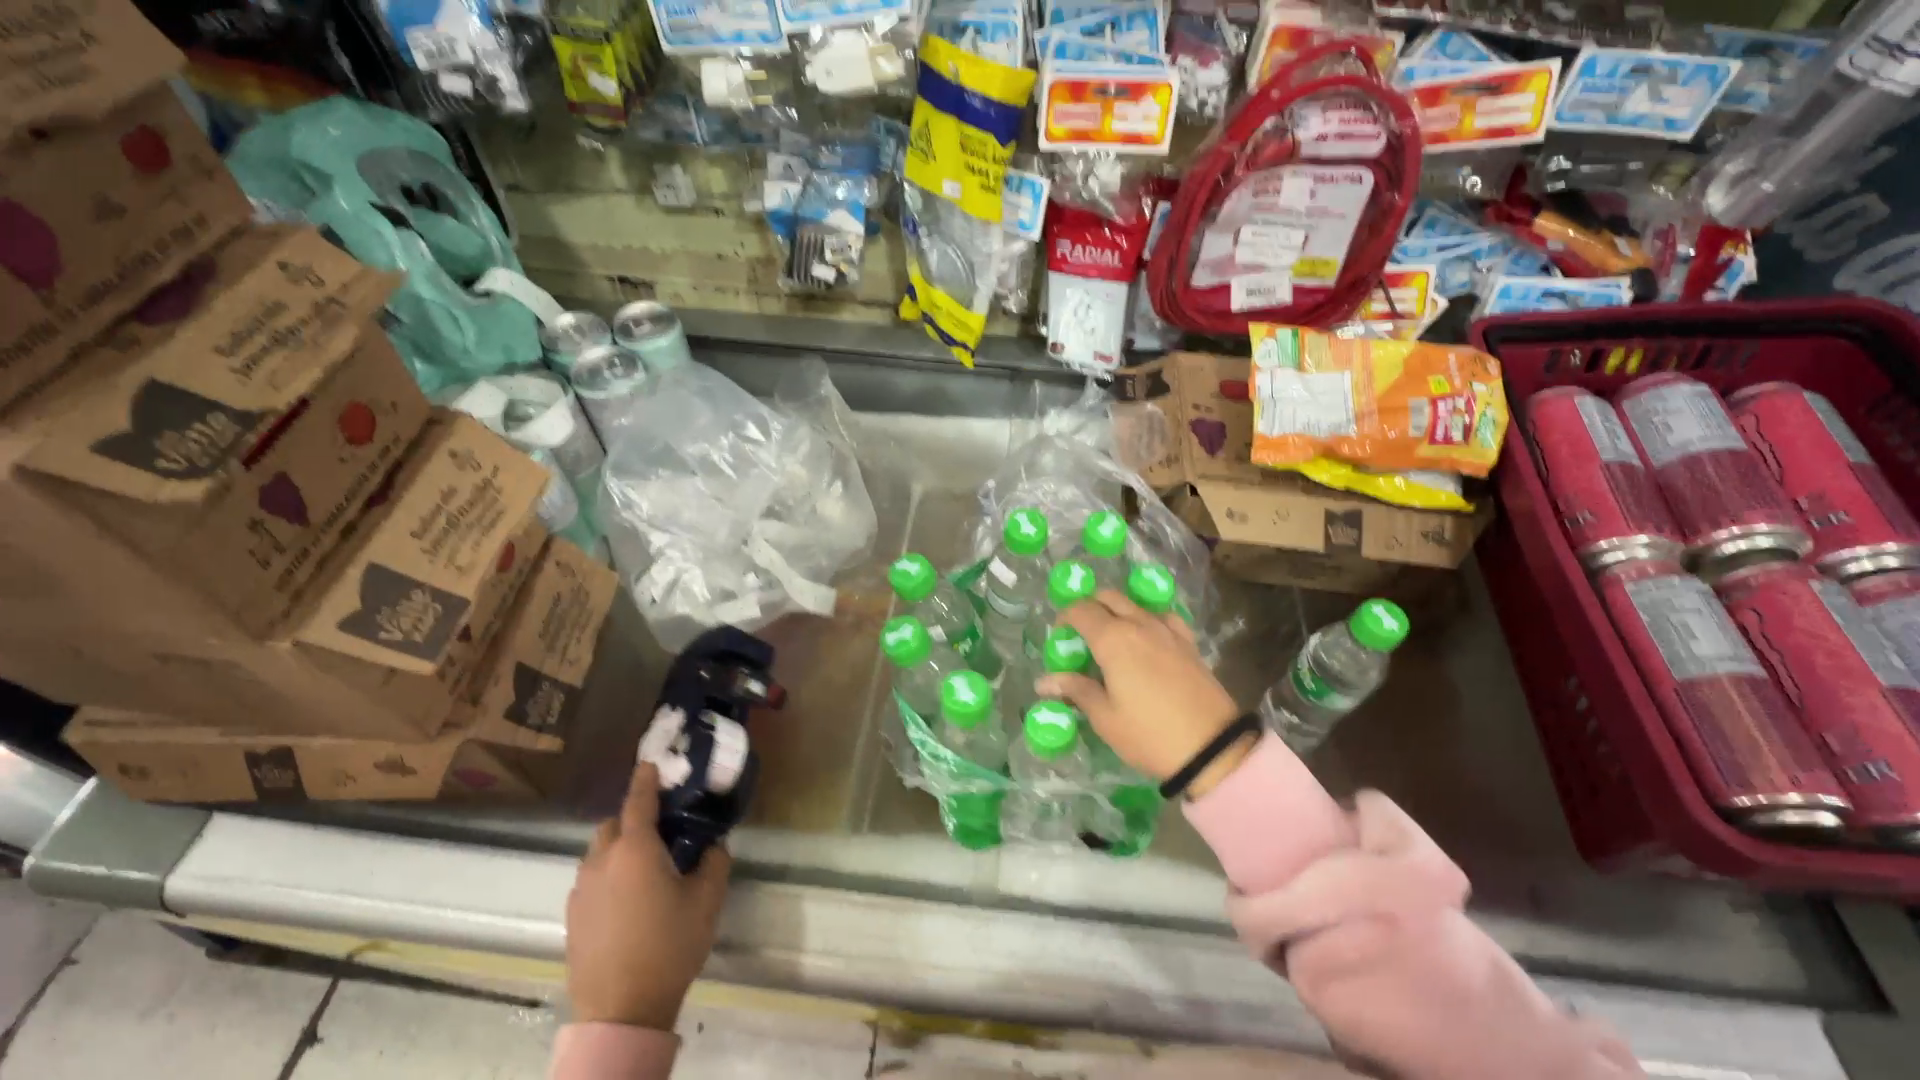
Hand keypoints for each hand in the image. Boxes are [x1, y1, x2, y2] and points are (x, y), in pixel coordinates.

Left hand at [566, 762, 730, 1030]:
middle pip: (613, 825)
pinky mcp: (572, 915)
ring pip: (598, 853)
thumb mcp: (706, 902)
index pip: (639, 801)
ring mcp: (581, 888)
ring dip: (618, 849)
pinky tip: (627, 901)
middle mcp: (602, 860)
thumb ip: (713, 864)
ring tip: (644, 870)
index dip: (646, 780)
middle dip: (632, 820)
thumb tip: (712, 845)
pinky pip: (591, 881)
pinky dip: (607, 877)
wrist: (621, 1006)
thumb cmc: (670, 945)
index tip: (650, 763)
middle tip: (659, 831)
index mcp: (636, 849)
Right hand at [1038, 590, 1250, 796]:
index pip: (1081, 610)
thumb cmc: (1148, 734)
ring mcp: (1168, 631)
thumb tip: (1044, 682)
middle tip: (1081, 635)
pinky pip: (1163, 617)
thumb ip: (1076, 691)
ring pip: (1136, 604)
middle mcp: (1140, 624)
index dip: (1065, 618)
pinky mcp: (1188, 643)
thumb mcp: (1105, 717)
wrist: (1211, 748)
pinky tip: (1147, 639)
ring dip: (1118, 611)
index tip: (1059, 637)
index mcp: (1113, 639)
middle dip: (1090, 608)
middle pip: (1109, 597)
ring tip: (1112, 639)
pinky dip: (1148, 619)